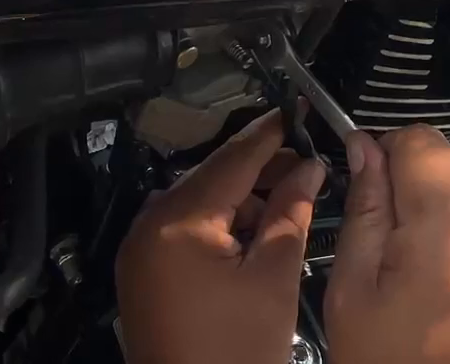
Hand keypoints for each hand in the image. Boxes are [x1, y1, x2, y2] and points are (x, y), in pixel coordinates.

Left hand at [117, 110, 326, 363]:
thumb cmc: (236, 354)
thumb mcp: (272, 280)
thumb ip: (289, 214)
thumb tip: (308, 168)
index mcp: (178, 220)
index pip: (232, 160)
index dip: (268, 134)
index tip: (294, 111)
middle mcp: (150, 222)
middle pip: (213, 177)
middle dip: (260, 167)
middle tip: (304, 161)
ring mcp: (141, 246)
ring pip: (200, 201)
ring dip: (242, 195)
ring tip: (287, 193)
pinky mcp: (143, 268)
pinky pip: (185, 226)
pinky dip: (220, 221)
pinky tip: (255, 225)